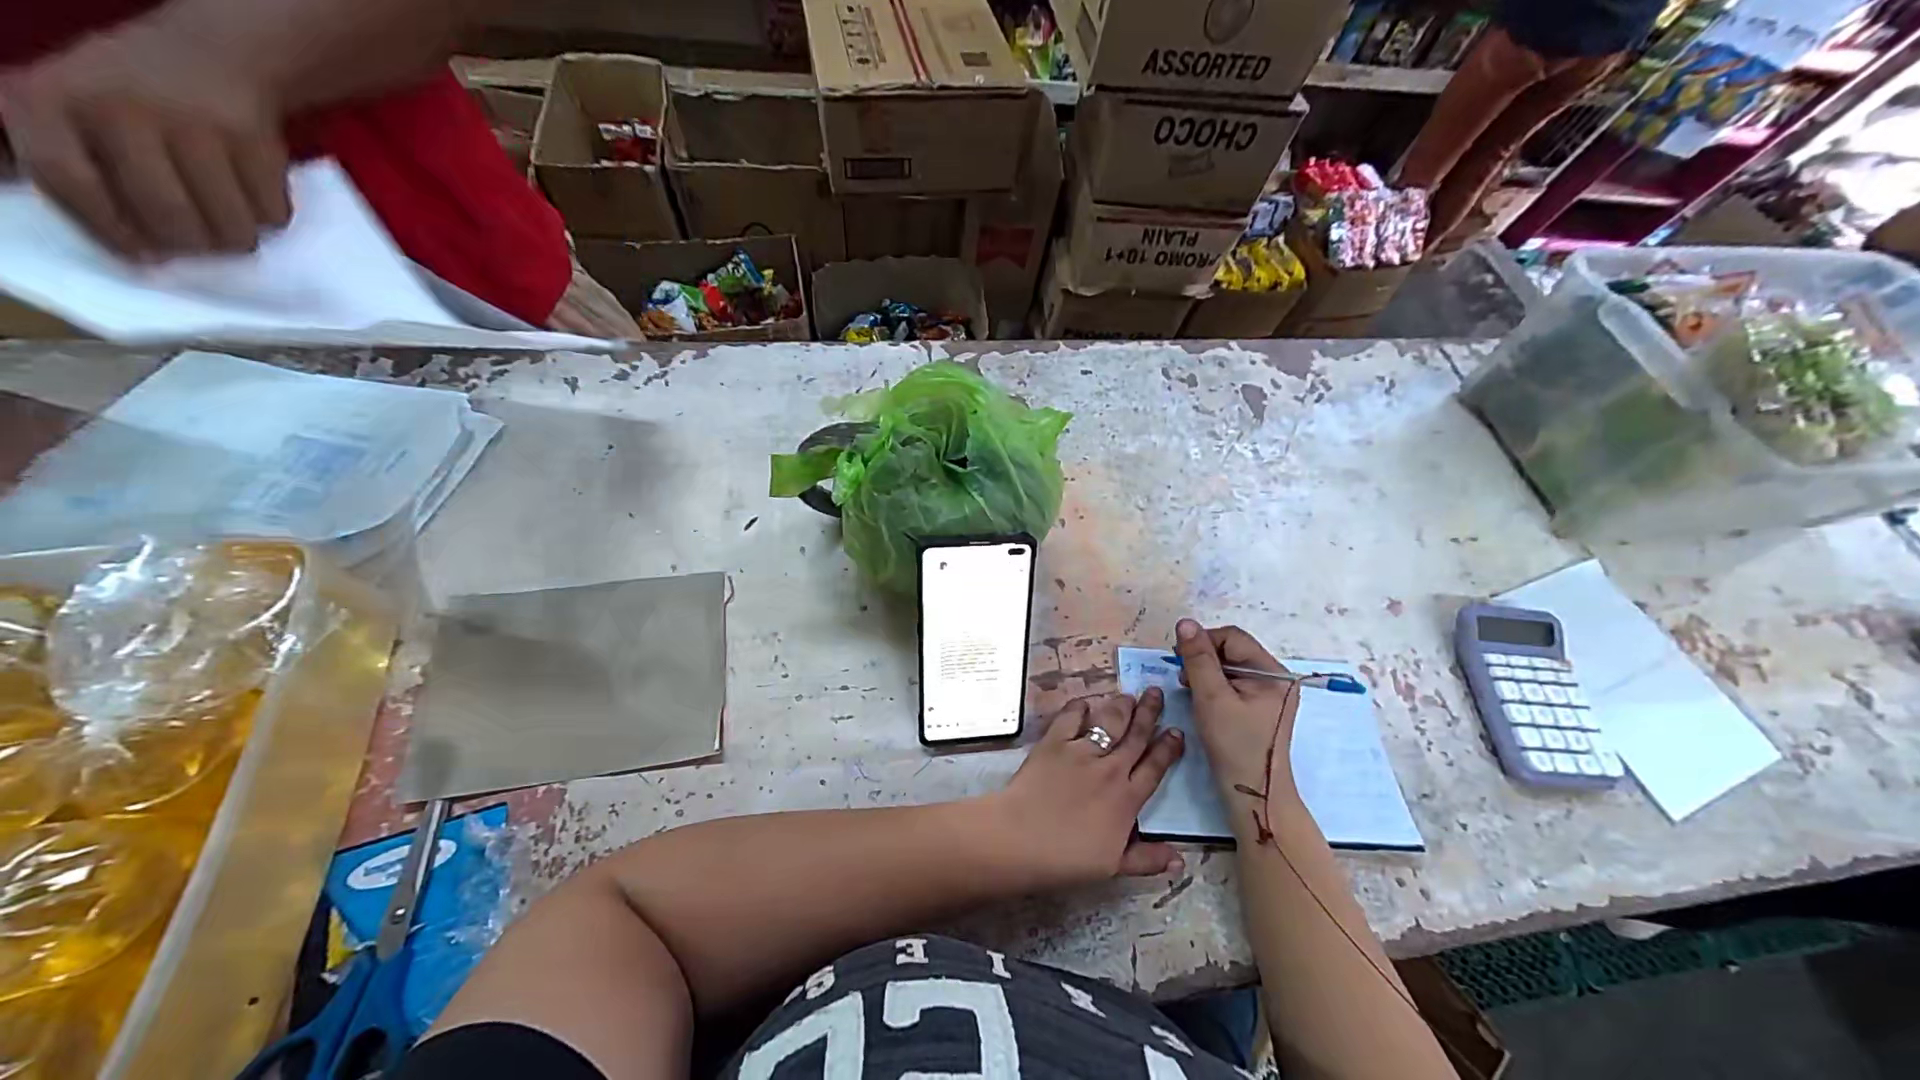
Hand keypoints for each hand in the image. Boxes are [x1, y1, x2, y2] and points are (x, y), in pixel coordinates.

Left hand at [0, 21, 290, 258]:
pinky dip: (269, 219)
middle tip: (198, 242)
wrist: (214, 59)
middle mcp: (118, 107)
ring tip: (228, 222)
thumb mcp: (67, 114)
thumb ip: (67, 166)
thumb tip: (106, 237)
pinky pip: (272, 214)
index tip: (145, 257)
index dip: (109, 230)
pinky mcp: (256, 141)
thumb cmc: (130, 99)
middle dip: (190, 245)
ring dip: (235, 238)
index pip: (69, 182)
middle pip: (165, 215)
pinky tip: (255, 199)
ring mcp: (195, 124)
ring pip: (230, 225)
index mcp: (49, 99)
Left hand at [984, 691, 1185, 888]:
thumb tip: (1180, 861)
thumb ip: (1147, 859)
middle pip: (1135, 737)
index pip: (1154, 768)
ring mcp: (1081, 753)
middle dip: (1149, 713)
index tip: (1177, 731)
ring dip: (1121, 707)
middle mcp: (1110, 770)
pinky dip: (1079, 708)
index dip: (1167, 749)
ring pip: (1108, 722)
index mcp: (1127, 799)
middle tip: (1156, 693)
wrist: (1021, 839)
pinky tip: (1085, 703)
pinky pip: (1070, 718)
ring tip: (1129, 695)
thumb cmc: (1067, 859)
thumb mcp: (1113, 867)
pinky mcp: (1054, 743)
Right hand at [1172, 618, 1302, 801]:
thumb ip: (1198, 658)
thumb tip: (1185, 623)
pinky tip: (1203, 701)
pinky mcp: (1262, 709)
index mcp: (1274, 672)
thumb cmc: (1234, 744)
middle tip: (1183, 678)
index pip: (1233, 637)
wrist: (1253, 794)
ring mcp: (1271, 695)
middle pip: (1233, 650)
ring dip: (1207, 673)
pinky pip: (1235, 685)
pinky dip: (1215, 687)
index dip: (1203, 641)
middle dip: (1204, 658)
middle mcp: (1278, 678)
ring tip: (1191, 690)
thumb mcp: (1211, 698)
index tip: (1179, 659)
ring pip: (1231, 667)